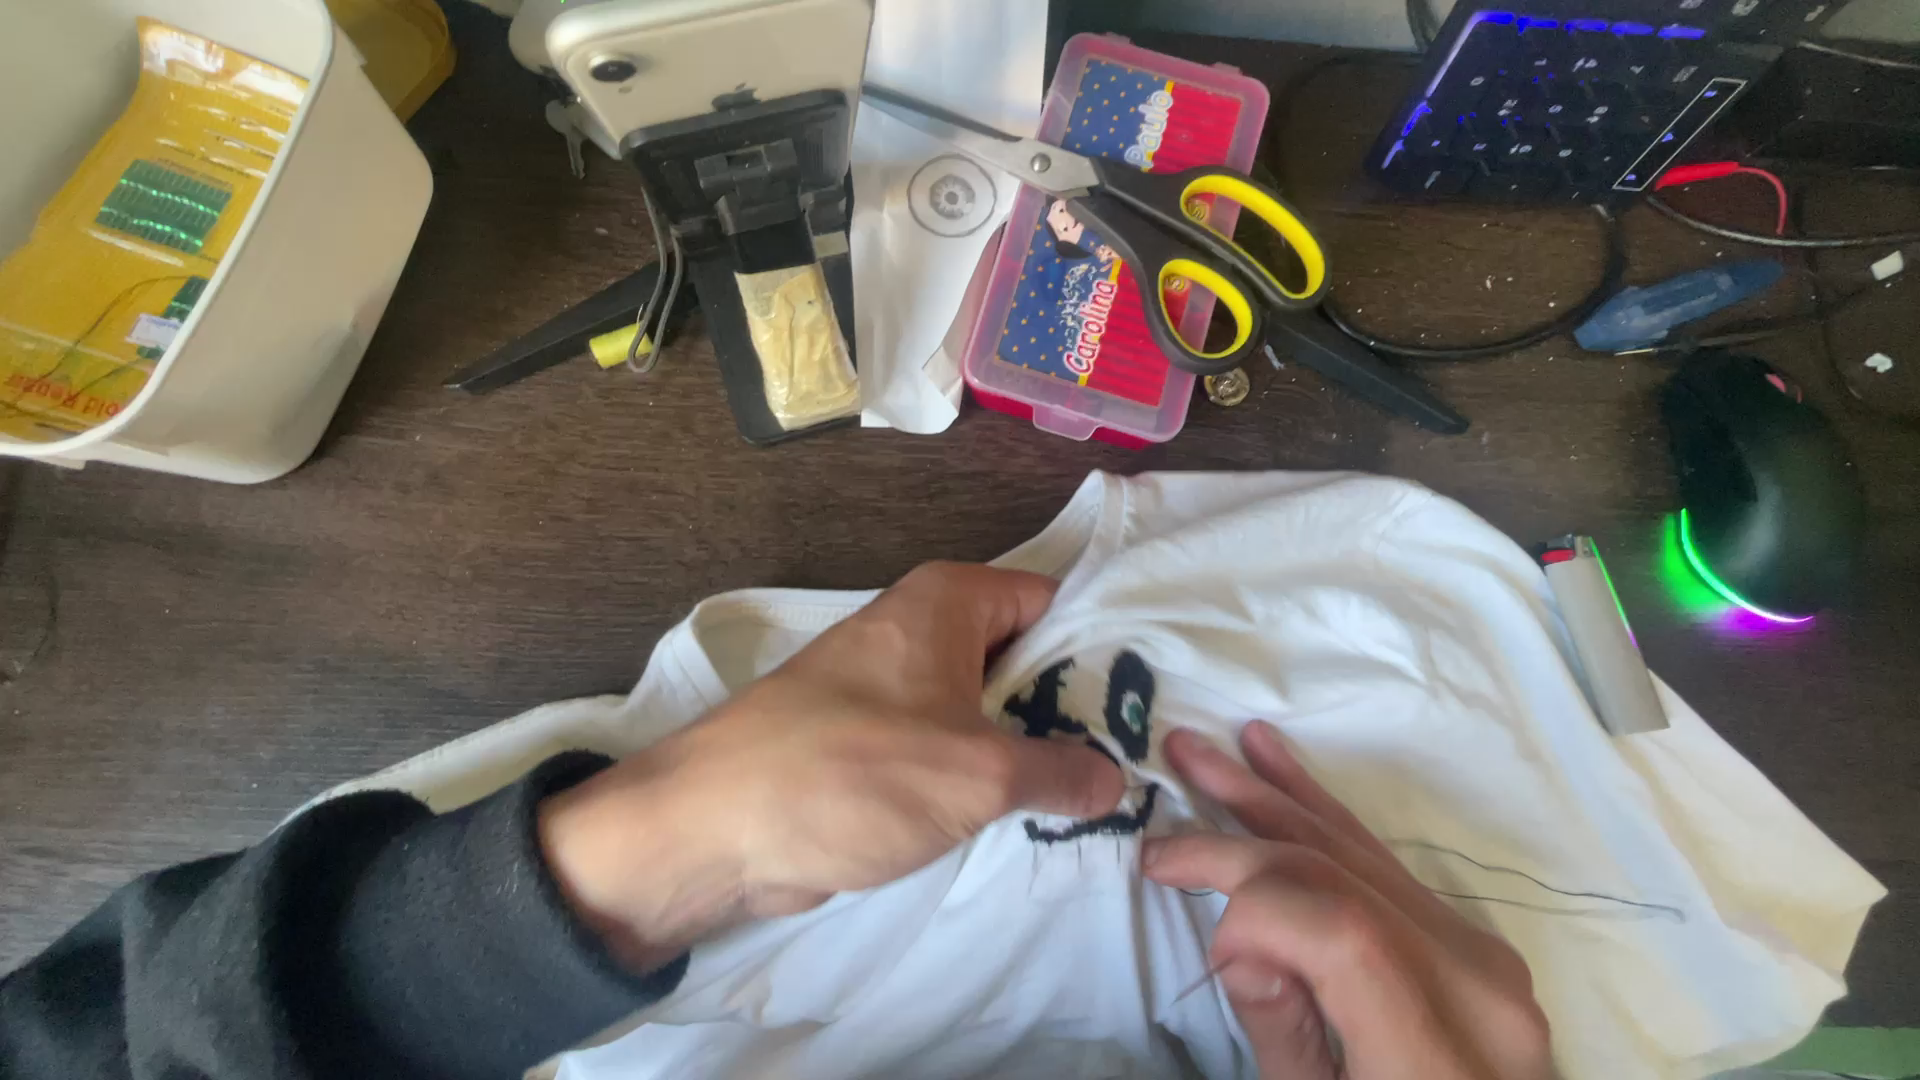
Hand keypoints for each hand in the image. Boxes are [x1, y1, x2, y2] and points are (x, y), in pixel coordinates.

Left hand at [538, 563, 1125, 971]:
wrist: (718, 827)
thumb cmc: (854, 771)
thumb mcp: (975, 772)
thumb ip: (1058, 770)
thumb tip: (1113, 778)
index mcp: (949, 600)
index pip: (1053, 602)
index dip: (1104, 646)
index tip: (1154, 699)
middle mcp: (925, 627)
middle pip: (1026, 653)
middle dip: (1074, 705)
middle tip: (1139, 756)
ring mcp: (900, 682)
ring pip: (992, 703)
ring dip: (1034, 745)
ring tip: (1105, 790)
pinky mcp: (881, 734)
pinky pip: (956, 740)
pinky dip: (991, 770)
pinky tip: (1036, 810)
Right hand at [1144, 722, 1553, 1079]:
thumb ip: (1277, 1025)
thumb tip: (1234, 928)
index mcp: (1439, 1051)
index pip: (1338, 930)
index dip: (1254, 916)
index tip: (1212, 951)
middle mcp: (1473, 980)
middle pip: (1335, 868)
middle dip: (1241, 817)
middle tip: (1175, 765)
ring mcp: (1475, 947)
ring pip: (1352, 843)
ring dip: (1271, 789)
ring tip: (1208, 750)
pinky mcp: (1463, 933)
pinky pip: (1375, 856)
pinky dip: (1316, 810)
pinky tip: (1280, 769)